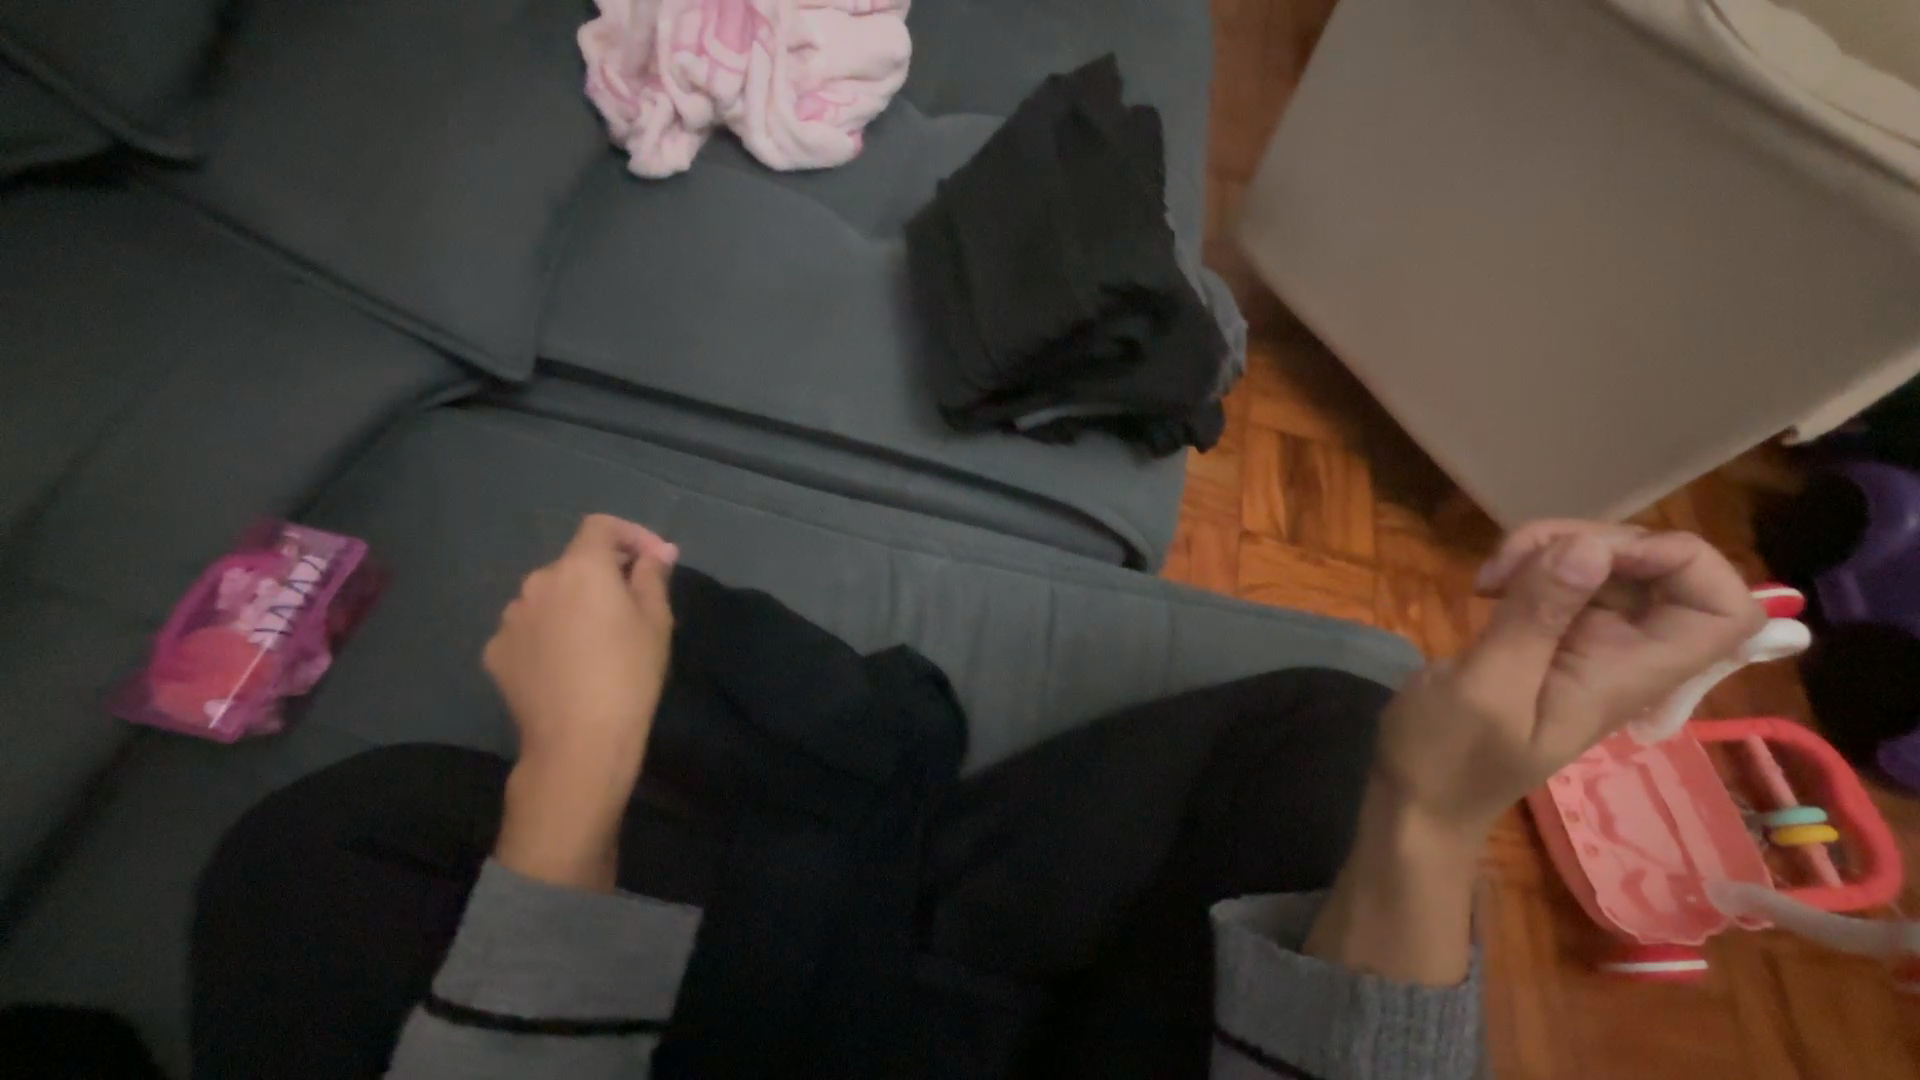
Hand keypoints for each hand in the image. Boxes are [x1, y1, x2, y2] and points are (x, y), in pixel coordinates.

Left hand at [485, 513, 677, 774]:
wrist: (579, 742)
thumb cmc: (629, 674)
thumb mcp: (657, 621)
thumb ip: (653, 576)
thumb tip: (657, 552)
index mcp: (580, 568)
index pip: (601, 526)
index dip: (632, 535)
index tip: (656, 560)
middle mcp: (538, 582)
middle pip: (575, 563)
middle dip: (605, 574)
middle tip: (633, 605)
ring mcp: (510, 618)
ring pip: (549, 596)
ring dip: (574, 604)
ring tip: (597, 640)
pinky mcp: (496, 652)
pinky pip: (529, 629)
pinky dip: (549, 634)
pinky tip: (567, 664)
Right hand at [1375, 521, 1764, 843]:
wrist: (1417, 797)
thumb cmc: (1449, 753)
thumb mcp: (1484, 686)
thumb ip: (1536, 618)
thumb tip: (1587, 547)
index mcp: (1628, 675)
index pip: (1725, 610)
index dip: (1678, 562)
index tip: (1590, 556)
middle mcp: (1622, 653)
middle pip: (1657, 569)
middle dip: (1587, 543)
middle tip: (1509, 562)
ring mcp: (1583, 643)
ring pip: (1603, 566)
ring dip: (1548, 550)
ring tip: (1488, 576)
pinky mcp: (1545, 637)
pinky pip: (1562, 580)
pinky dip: (1527, 566)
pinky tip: (1485, 587)